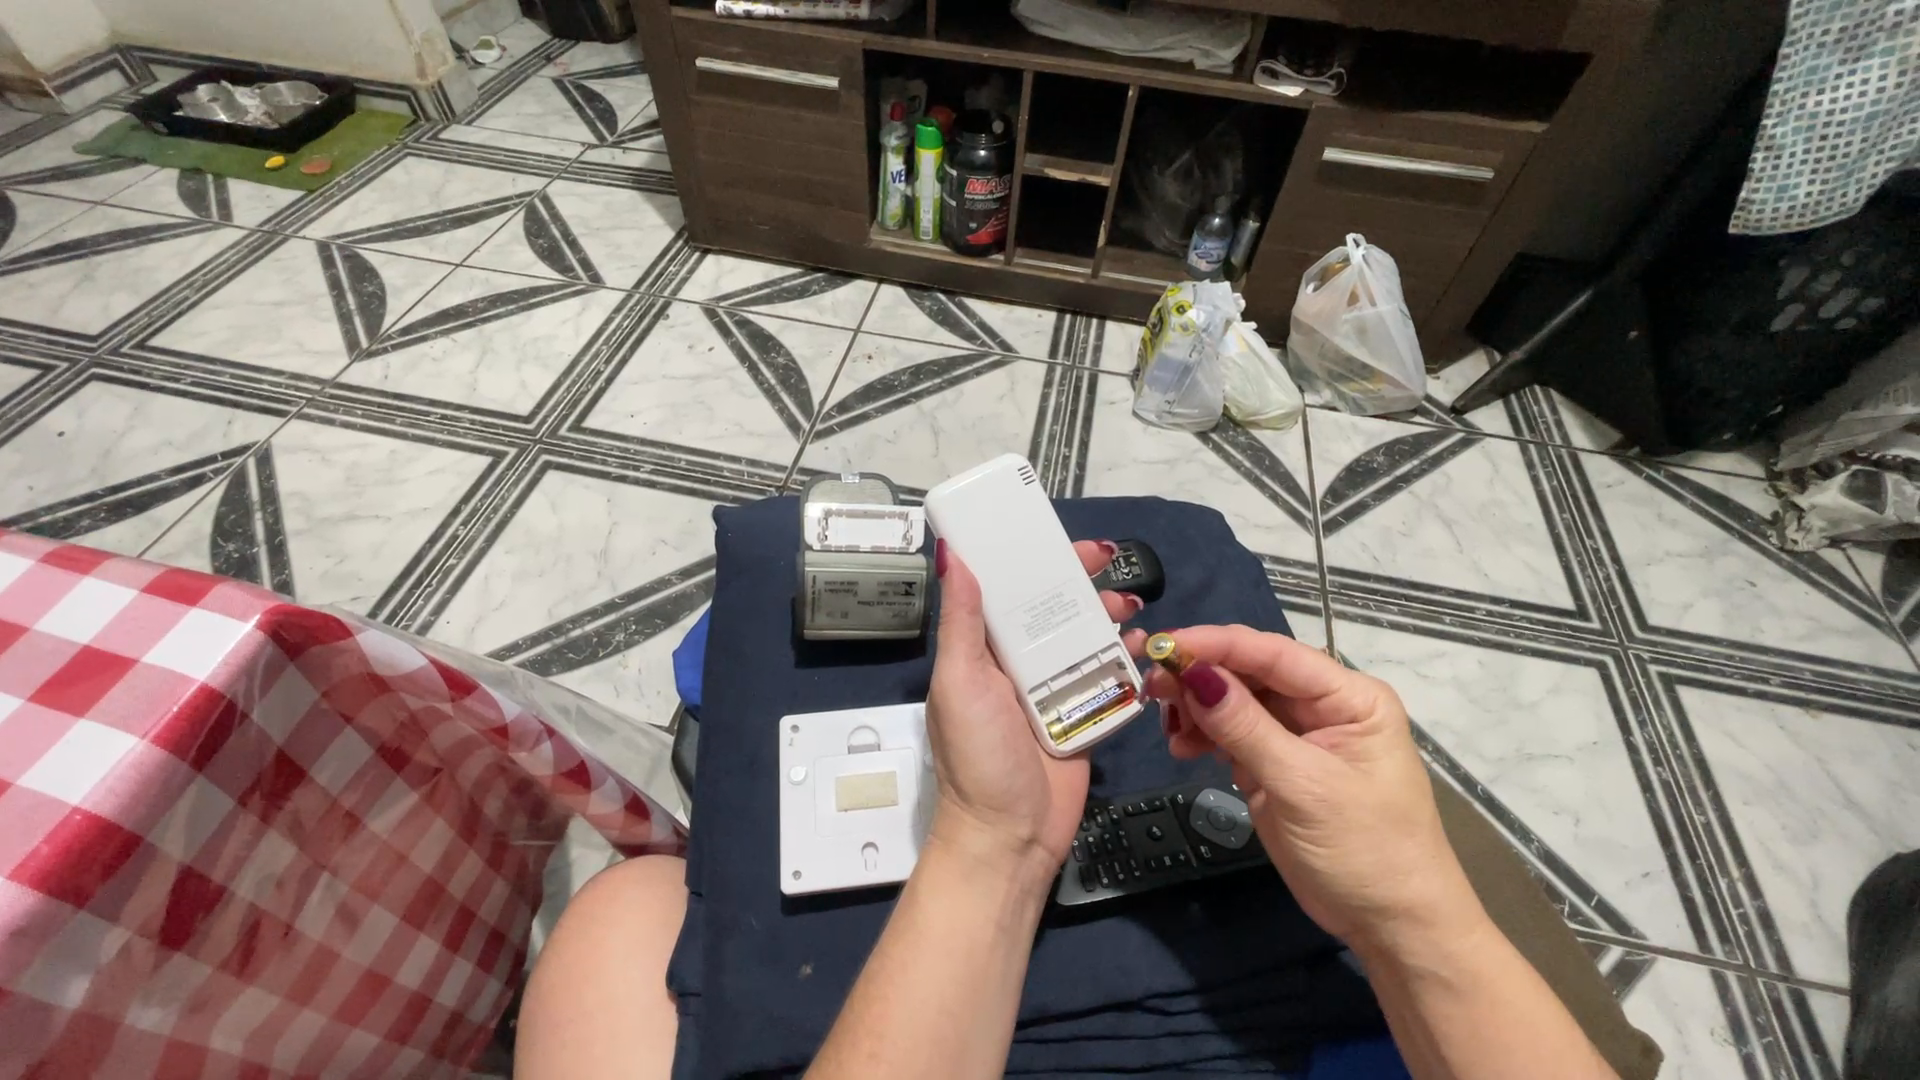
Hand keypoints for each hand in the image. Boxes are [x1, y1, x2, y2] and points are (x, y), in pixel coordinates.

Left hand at [925, 540, 1139, 887]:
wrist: (1010, 837)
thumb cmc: (977, 755)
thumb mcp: (959, 681)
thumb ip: (962, 621)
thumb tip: (951, 553)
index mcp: (983, 651)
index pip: (1008, 591)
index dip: (1031, 560)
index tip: (1060, 539)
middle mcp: (1018, 664)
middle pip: (1052, 608)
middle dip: (1079, 581)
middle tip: (1108, 563)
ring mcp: (1054, 690)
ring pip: (1085, 637)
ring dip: (1108, 614)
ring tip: (1128, 606)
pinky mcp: (1085, 716)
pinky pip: (1109, 677)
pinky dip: (1127, 658)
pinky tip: (1142, 645)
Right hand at [1127, 625, 1478, 951]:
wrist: (1391, 926)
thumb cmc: (1364, 850)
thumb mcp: (1302, 785)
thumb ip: (1245, 726)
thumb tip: (1192, 673)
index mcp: (1348, 696)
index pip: (1274, 654)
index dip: (1217, 644)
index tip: (1164, 644)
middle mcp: (1322, 704)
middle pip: (1249, 671)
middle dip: (1199, 676)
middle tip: (1151, 688)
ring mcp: (1296, 734)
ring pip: (1233, 700)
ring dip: (1195, 707)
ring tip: (1168, 729)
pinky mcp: (1274, 763)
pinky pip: (1229, 732)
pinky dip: (1202, 735)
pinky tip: (1182, 748)